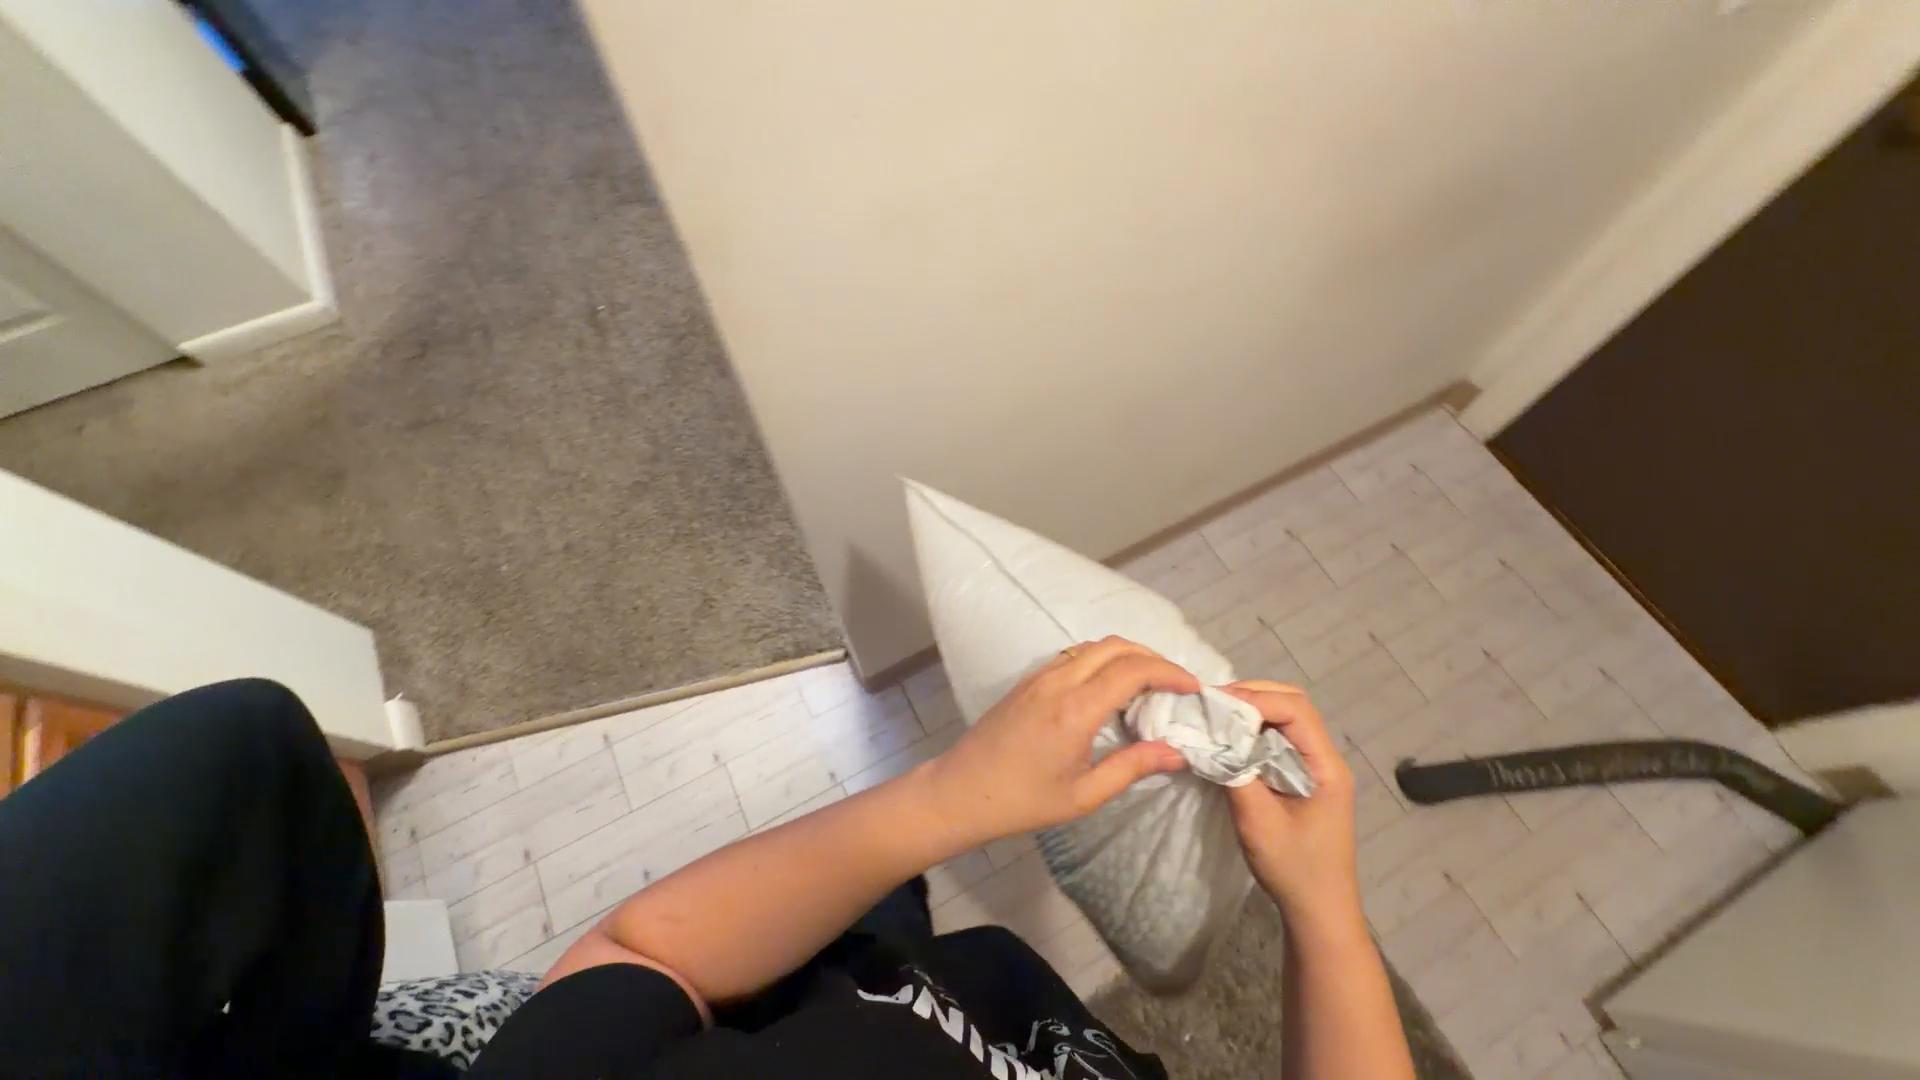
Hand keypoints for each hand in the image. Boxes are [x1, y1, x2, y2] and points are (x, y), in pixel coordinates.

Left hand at [924, 637, 1196, 844]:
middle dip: (1152, 656)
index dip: (1169, 672)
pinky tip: (1109, 688)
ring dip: (1126, 655)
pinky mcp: (1027, 681)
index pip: (1133, 670)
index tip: (1193, 687)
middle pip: (1115, 646)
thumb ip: (1132, 768)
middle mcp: (1059, 681)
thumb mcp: (1084, 795)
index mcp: (1076, 708)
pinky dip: (1101, 660)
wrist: (961, 791)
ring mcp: (1039, 676)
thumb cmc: (1023, 800)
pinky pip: (1072, 656)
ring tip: (1148, 685)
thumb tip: (1177, 753)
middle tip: (1175, 683)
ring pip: (1092, 646)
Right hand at [1222, 682, 1363, 930]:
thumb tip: (1207, 738)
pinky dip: (1252, 728)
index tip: (1214, 705)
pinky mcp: (1302, 776)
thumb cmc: (1294, 868)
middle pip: (1292, 704)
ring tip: (1215, 716)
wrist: (1319, 911)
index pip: (1295, 710)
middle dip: (1251, 695)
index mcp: (1325, 766)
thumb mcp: (1258, 822)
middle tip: (1210, 704)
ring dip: (1251, 710)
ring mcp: (1315, 766)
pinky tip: (1228, 737)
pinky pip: (1279, 737)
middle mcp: (1325, 758)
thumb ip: (1235, 774)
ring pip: (1285, 718)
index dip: (1254, 699)